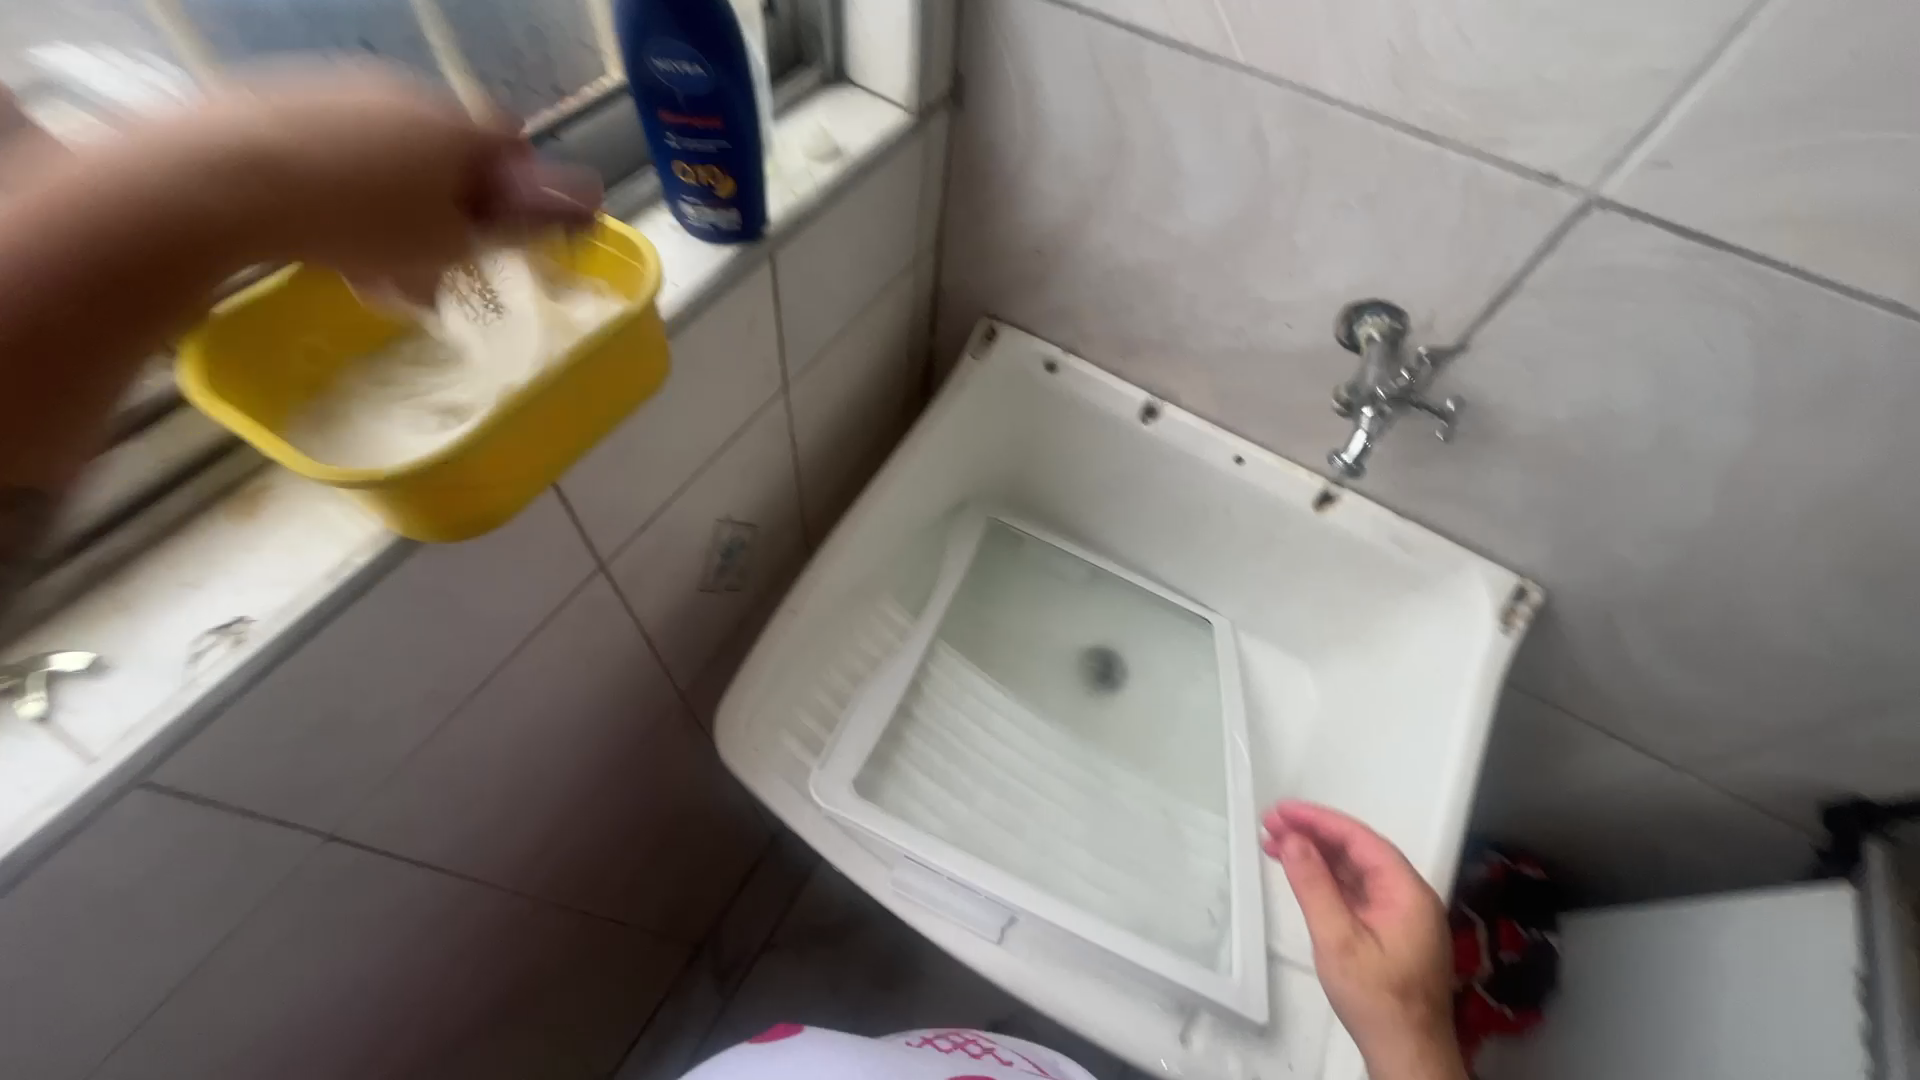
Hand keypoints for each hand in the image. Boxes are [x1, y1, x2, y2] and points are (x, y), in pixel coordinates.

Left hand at [122, 62, 600, 286]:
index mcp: (456, 125)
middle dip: (459, 200)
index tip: (507, 230)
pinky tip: (331, 231)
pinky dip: (353, 184)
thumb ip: (525, 223)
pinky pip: (344, 144)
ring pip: (398, 151)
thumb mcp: (458, 242)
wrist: (215, 182)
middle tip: (444, 257)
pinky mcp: (286, 98)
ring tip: (381, 262)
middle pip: (454, 147)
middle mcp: (406, 94)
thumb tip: (590, 204)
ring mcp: (341, 89)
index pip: (515, 141)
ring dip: (406, 200)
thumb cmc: (362, 223)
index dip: (521, 185)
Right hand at [1263, 800, 1465, 1079]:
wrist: (1407, 1056)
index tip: (1281, 811)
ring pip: (1354, 869)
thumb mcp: (1337, 939)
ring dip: (1315, 854)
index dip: (1318, 820)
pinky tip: (1299, 873)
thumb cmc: (1376, 999)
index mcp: (1406, 892)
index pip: (1359, 839)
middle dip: (1312, 833)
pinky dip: (1325, 877)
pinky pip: (1355, 889)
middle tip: (1269, 824)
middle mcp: (1408, 896)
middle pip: (1357, 850)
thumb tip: (1292, 839)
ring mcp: (1400, 914)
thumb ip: (1314, 884)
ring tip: (1273, 843)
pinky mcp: (1389, 930)